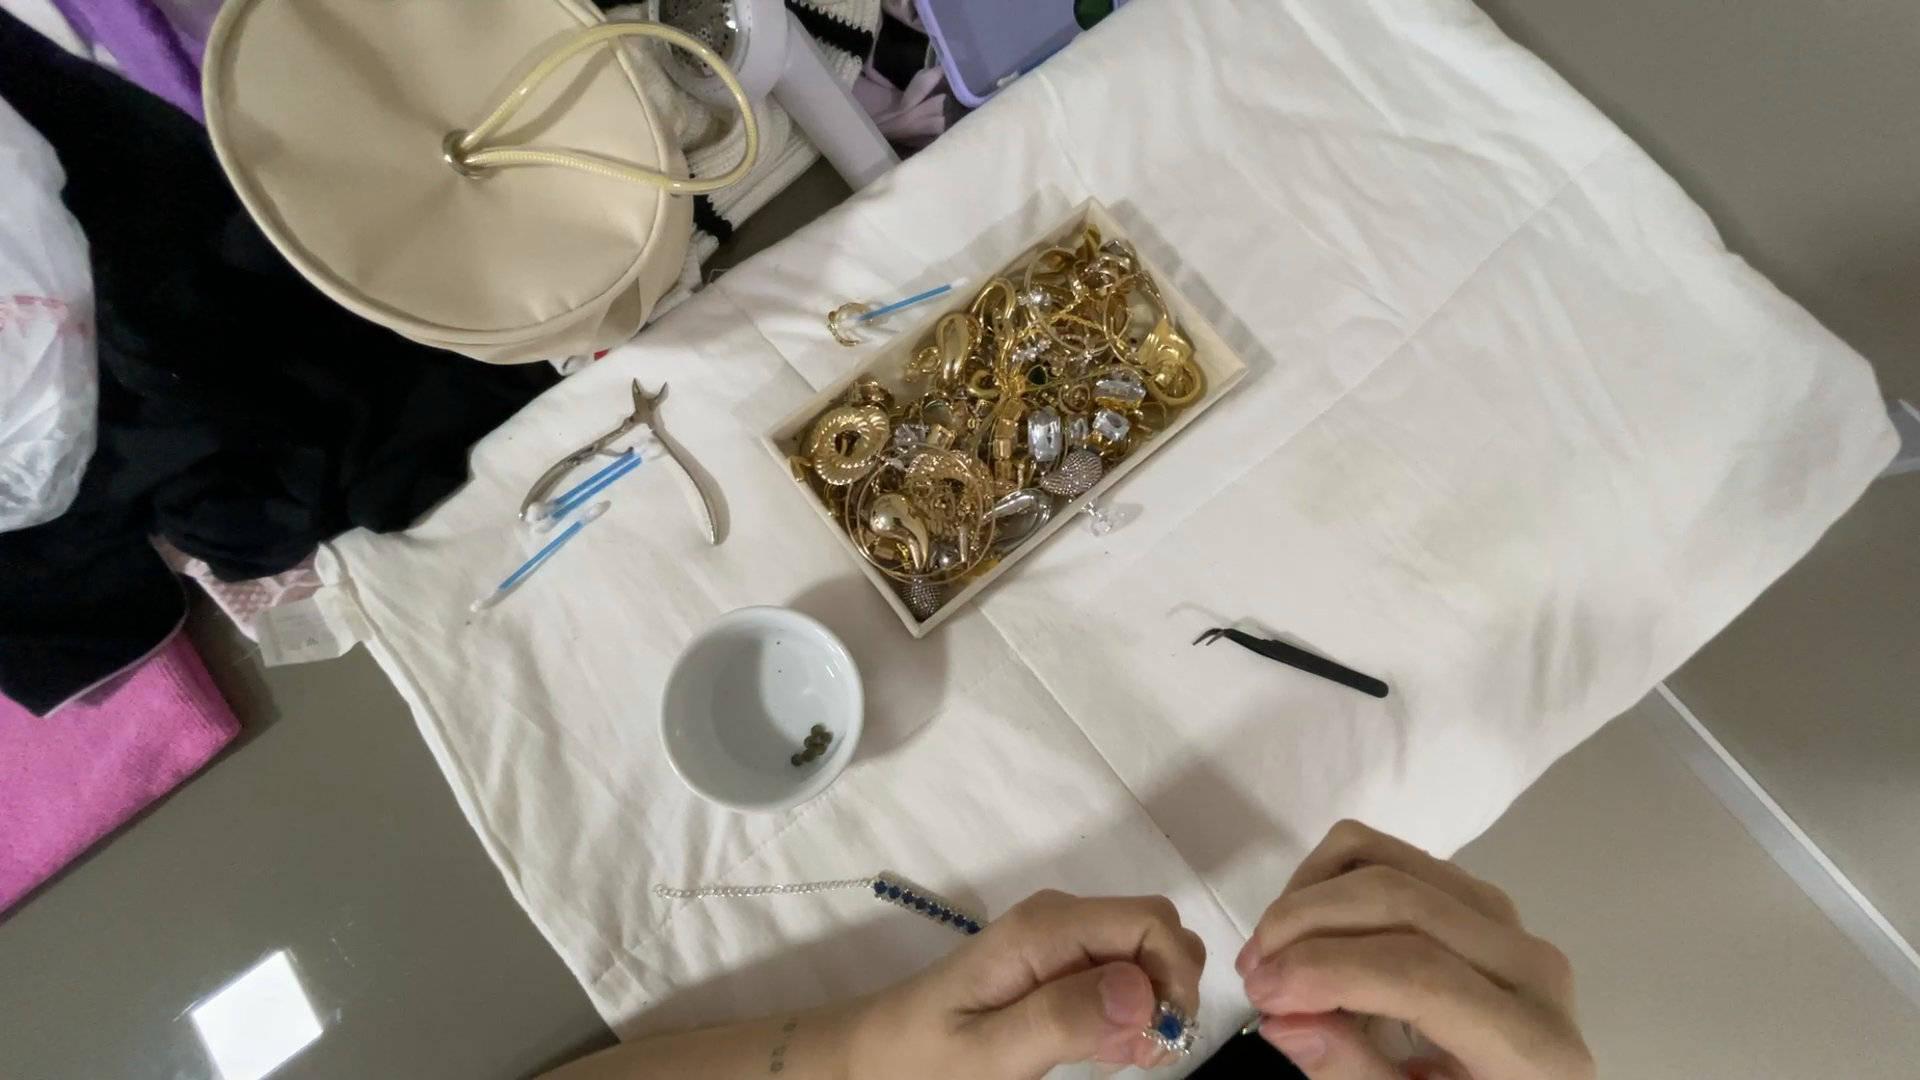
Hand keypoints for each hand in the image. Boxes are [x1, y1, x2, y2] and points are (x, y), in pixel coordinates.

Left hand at [849, 889, 1206, 1079]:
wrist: (885, 1049)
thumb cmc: (931, 1054)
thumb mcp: (992, 1052)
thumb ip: (1064, 1018)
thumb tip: (1142, 990)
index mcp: (1046, 927)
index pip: (1149, 920)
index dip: (1173, 976)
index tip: (1159, 1039)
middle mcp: (1060, 916)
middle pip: (1154, 928)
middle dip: (1167, 989)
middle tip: (1139, 1052)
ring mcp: (1060, 935)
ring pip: (1144, 950)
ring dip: (1150, 1003)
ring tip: (1110, 1055)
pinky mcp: (1059, 958)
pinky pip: (1121, 970)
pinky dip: (1130, 1009)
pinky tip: (1100, 1045)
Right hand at [1235, 821, 1592, 1079]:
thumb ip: (1349, 1072)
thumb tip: (1279, 1017)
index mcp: (1537, 1045)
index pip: (1418, 974)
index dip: (1325, 971)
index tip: (1259, 993)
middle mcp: (1528, 962)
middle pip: (1394, 900)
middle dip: (1302, 924)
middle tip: (1251, 968)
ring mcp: (1497, 914)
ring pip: (1377, 860)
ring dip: (1306, 893)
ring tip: (1272, 944)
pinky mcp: (1462, 889)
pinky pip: (1376, 849)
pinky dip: (1322, 872)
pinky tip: (1304, 920)